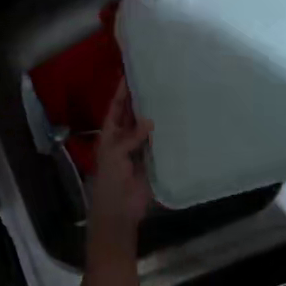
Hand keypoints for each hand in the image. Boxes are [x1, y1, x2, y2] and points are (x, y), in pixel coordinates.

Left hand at [86, 82, 153, 237]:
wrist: (120, 211)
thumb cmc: (111, 181)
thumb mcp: (115, 155)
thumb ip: (131, 137)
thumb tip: (149, 120)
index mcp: (110, 135)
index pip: (115, 109)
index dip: (120, 93)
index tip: (128, 74)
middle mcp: (124, 139)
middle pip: (132, 116)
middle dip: (139, 101)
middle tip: (154, 80)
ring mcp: (138, 150)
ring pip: (146, 129)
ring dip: (154, 116)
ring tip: (168, 96)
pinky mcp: (152, 161)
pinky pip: (158, 144)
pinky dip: (164, 134)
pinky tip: (176, 122)